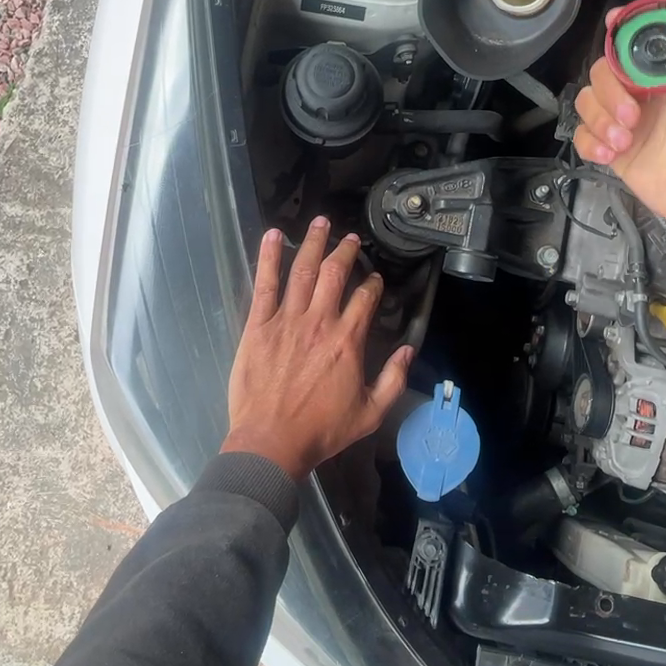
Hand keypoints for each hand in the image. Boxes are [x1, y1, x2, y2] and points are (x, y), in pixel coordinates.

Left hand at [220, 217, 414, 479]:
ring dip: (312, 243)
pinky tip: (272, 235)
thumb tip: (408, 350)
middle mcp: (319, 321)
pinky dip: (268, 257)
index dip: (373, 283)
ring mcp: (286, 320)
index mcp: (347, 340)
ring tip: (319, 222)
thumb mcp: (370, 413)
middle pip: (334, 274)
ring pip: (301, 270)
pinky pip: (264, 284)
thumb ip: (394, 379)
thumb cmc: (321, 430)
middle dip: (345, 251)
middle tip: (350, 238)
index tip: (374, 278)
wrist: (271, 443)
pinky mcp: (258, 326)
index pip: (365, 298)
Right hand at [573, 22, 665, 287]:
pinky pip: (583, 136)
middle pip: (605, 69)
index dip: (625, 30)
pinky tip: (611, 154)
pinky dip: (589, 140)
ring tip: (624, 140)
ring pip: (588, 99)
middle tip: (634, 115)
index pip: (642, 44)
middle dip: (610, 87)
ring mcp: (629, 125)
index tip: (614, 23)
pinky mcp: (616, 153)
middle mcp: (650, 96)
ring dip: (599, 115)